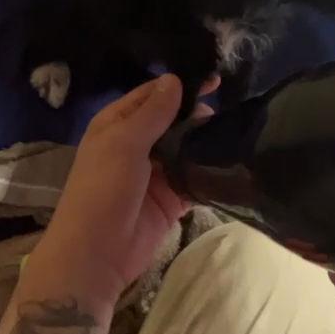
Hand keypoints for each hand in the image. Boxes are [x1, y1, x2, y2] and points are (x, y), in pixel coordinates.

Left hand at [25, 73, 213, 309]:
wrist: (96, 254)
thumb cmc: (103, 189)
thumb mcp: (125, 143)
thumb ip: (153, 113)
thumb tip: (174, 79)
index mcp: (117, 124)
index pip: (152, 95)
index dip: (180, 85)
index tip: (214, 79)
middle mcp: (136, 144)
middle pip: (172, 120)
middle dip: (197, 113)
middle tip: (231, 107)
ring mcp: (155, 172)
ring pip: (185, 148)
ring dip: (206, 141)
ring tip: (238, 131)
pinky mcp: (171, 199)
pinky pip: (194, 178)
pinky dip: (209, 171)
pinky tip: (234, 161)